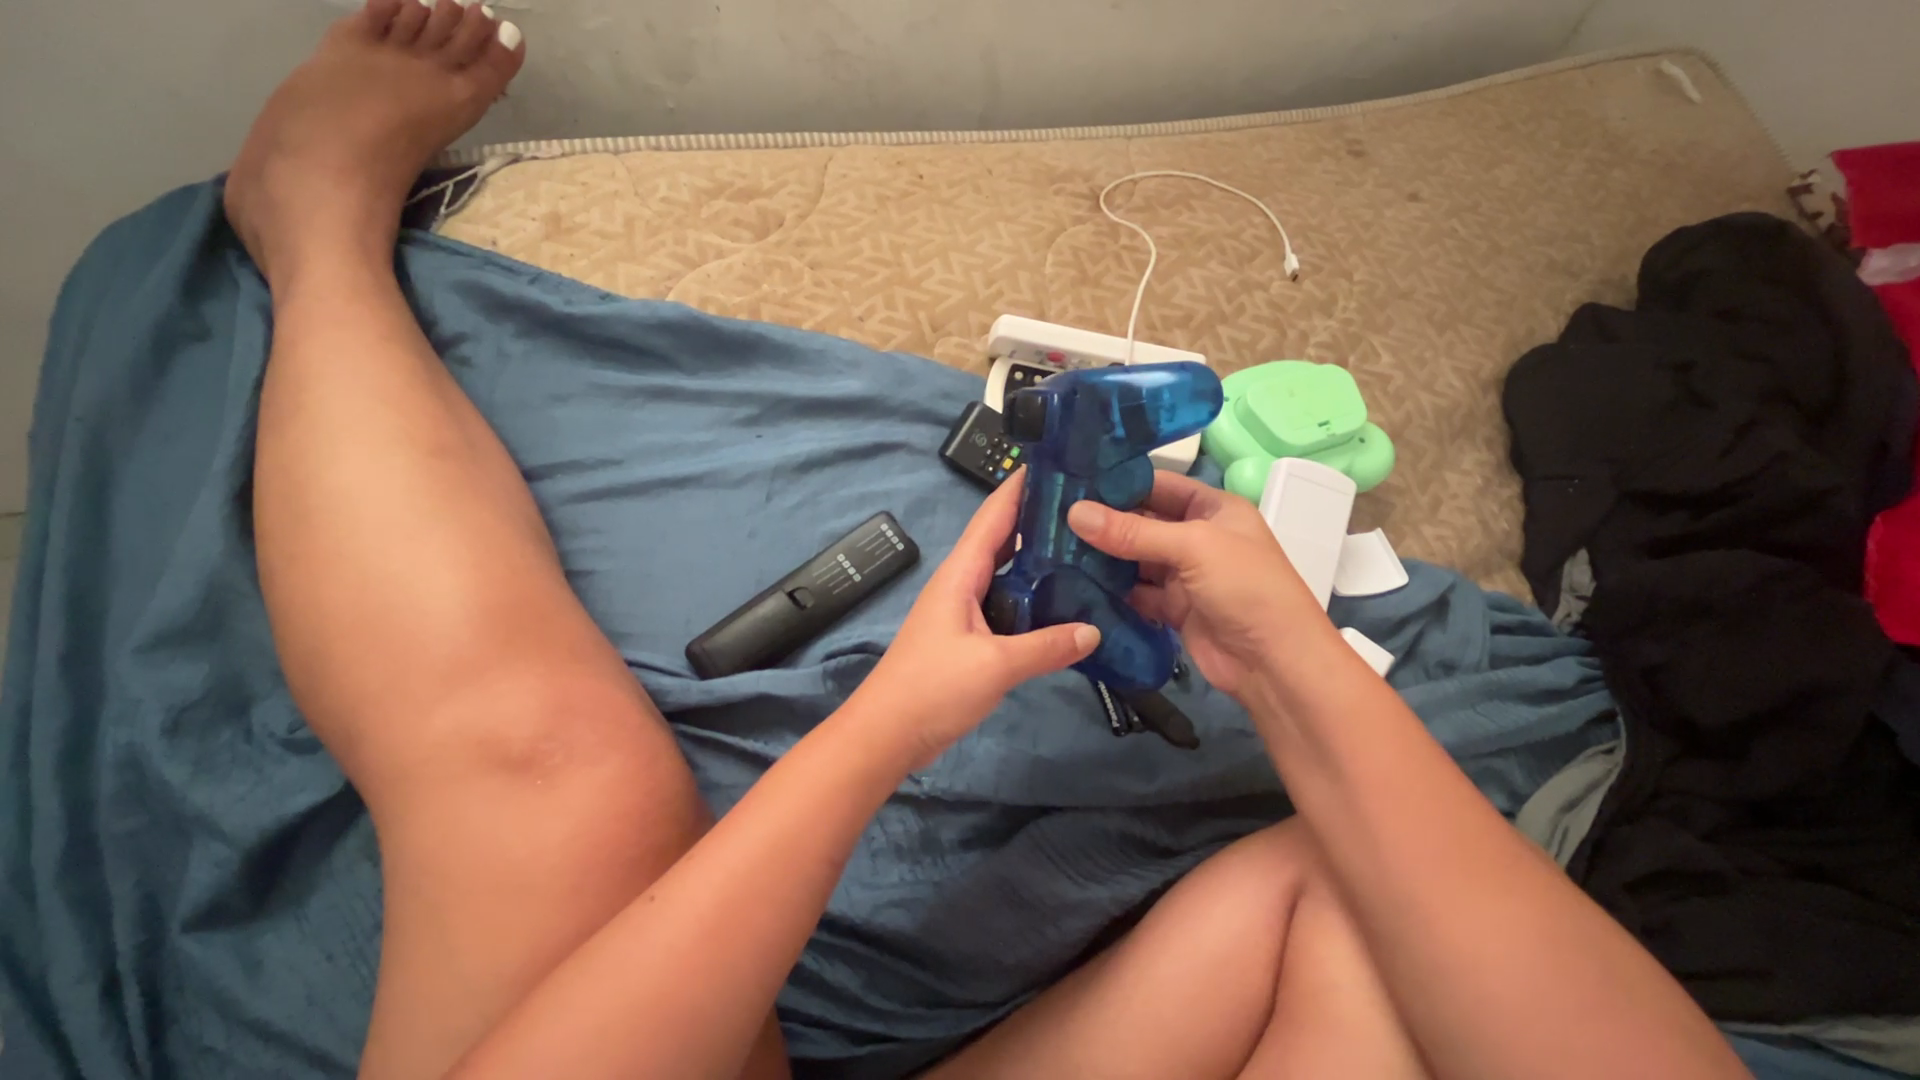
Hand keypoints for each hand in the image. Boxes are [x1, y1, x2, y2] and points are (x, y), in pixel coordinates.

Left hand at [851, 470, 1099, 765]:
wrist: (887, 734)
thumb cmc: (932, 688)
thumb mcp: (995, 666)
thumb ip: (1046, 646)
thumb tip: (1094, 631)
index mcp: (961, 574)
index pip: (994, 517)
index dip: (1021, 487)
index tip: (1059, 463)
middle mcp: (961, 583)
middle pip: (1002, 540)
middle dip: (1038, 519)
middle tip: (1087, 507)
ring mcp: (963, 611)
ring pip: (1005, 573)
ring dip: (1037, 559)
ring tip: (1085, 548)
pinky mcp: (968, 637)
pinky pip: (1006, 604)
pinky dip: (1032, 597)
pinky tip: (1061, 604)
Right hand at [1066, 472, 1333, 697]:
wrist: (1275, 663)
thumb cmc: (1245, 588)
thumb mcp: (1192, 548)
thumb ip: (1132, 532)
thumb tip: (1074, 513)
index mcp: (1213, 508)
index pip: (1158, 484)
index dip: (1119, 482)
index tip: (1071, 482)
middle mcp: (1198, 537)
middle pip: (1142, 522)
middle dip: (1103, 522)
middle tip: (1051, 518)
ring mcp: (1185, 575)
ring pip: (1135, 559)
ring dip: (1102, 557)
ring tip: (1054, 549)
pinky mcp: (1174, 609)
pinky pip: (1136, 592)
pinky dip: (1112, 590)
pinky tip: (1076, 584)